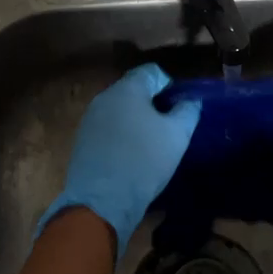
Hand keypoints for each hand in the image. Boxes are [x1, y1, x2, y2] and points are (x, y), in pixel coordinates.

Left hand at [37, 64, 199, 256]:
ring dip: (136, 120)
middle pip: (134, 90)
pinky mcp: (82, 141)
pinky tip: (130, 156)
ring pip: (120, 110)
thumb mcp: (177, 135)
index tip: (180, 108)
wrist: (101, 201)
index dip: (170, 86)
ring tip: (151, 143)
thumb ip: (188, 111)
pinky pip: (107, 129)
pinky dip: (121, 135)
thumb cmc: (143, 161)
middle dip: (153, 103)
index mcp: (127, 89)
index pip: (152, 72)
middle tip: (169, 126)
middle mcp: (104, 97)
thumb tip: (190, 100)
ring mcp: (89, 119)